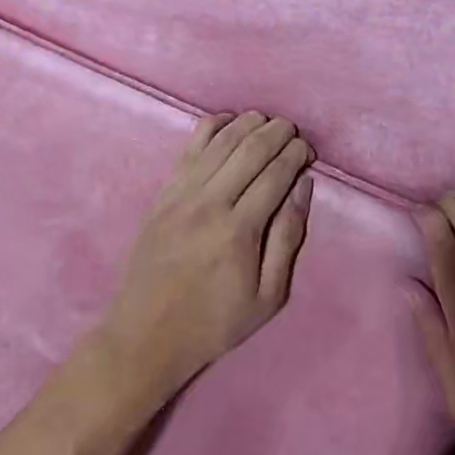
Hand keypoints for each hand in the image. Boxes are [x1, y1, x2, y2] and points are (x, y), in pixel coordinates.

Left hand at [101, 112, 314, 386]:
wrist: (146, 333)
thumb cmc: (214, 321)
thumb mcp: (268, 296)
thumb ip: (288, 237)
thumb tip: (303, 187)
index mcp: (239, 230)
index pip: (275, 174)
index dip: (296, 154)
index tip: (308, 150)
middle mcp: (210, 202)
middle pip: (250, 149)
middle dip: (278, 132)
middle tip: (293, 132)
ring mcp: (182, 194)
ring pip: (220, 141)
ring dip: (248, 123)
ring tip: (268, 121)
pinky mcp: (163, 193)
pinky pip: (190, 147)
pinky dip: (212, 127)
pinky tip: (228, 121)